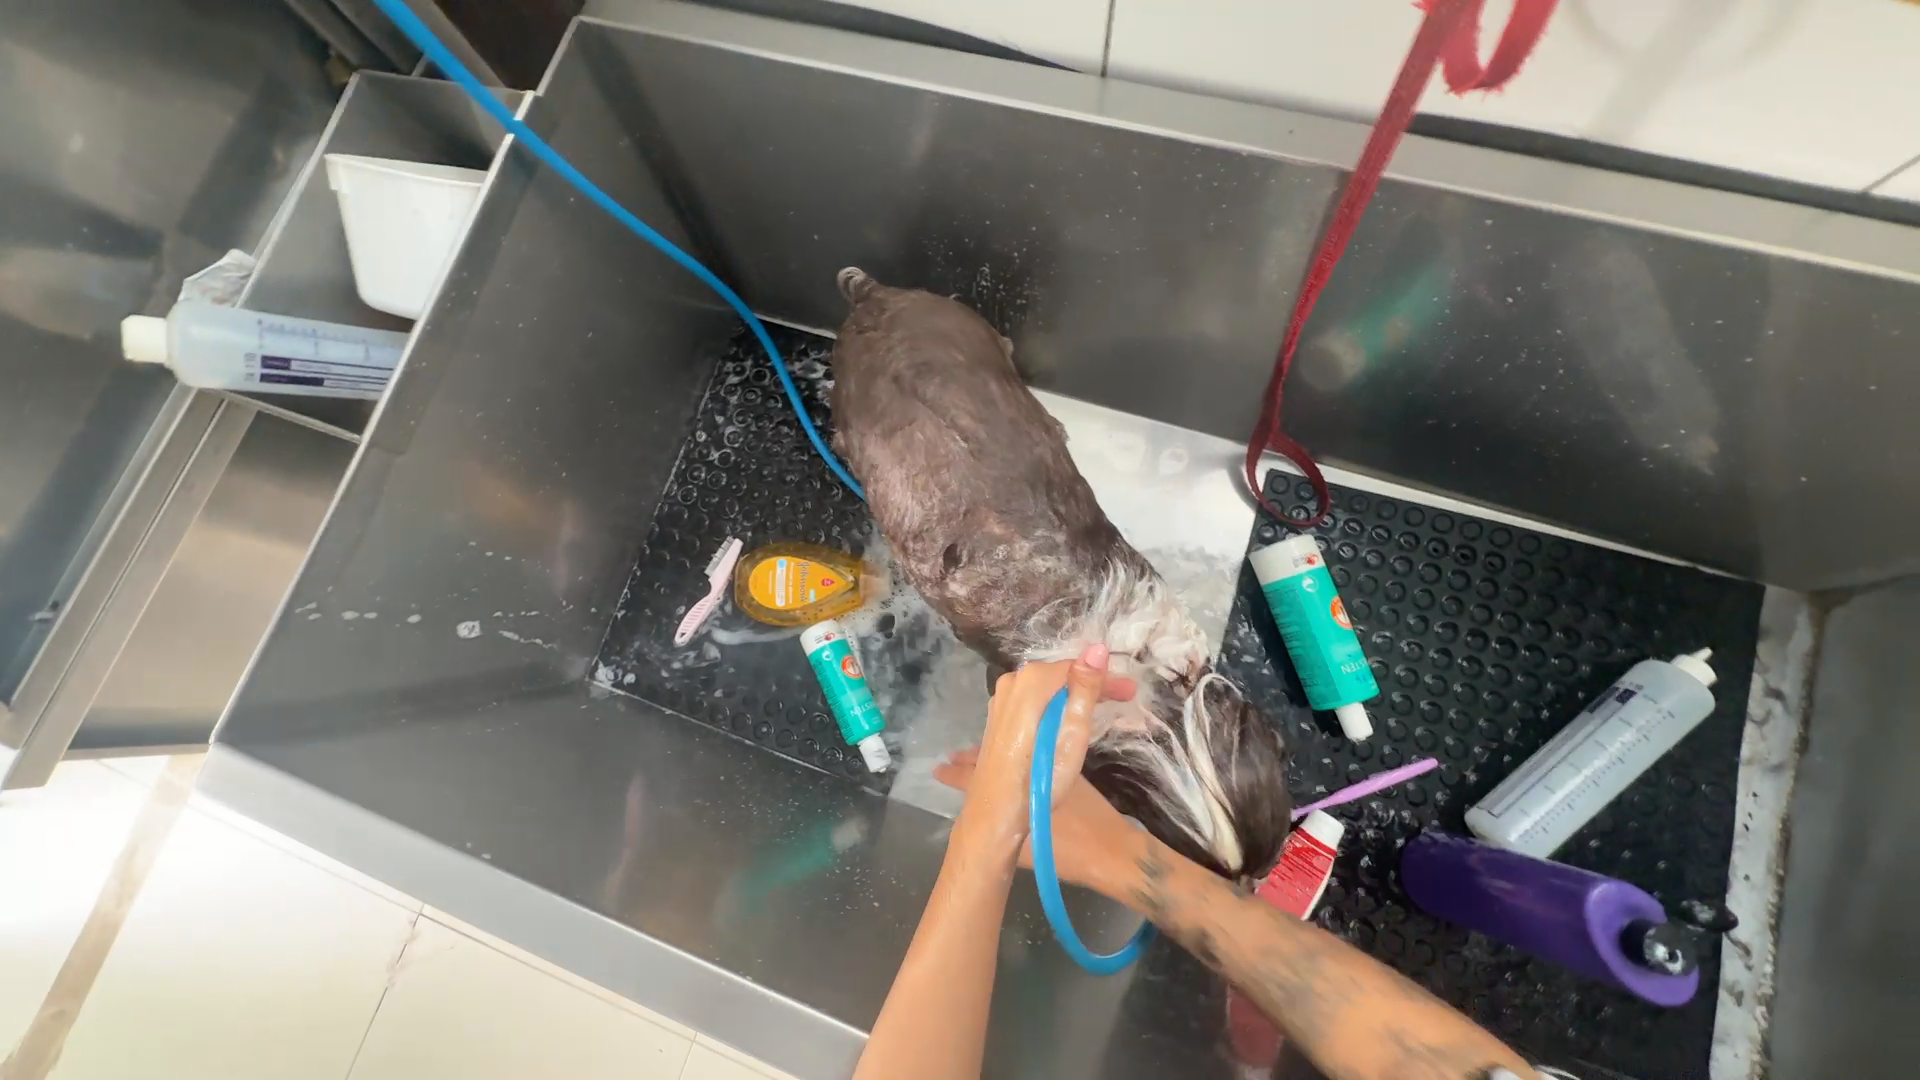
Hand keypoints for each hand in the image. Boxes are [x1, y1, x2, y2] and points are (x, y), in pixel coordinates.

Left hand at [935, 645, 1138, 874]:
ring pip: (1046, 688)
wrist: (997, 814)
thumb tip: (1097, 648)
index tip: (1131, 691)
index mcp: (1031, 681)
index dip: (1105, 678)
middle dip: (1091, 685)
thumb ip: (1085, 689)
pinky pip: (1032, 701)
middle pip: (1059, 676)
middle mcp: (1011, 682)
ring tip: (1102, 709)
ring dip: (1073, 695)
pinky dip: (1053, 705)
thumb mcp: (1072, 734)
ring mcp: (1000, 699)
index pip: (1076, 668)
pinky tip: (1066, 719)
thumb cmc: (1041, 778)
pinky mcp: (997, 717)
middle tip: (1124, 698)